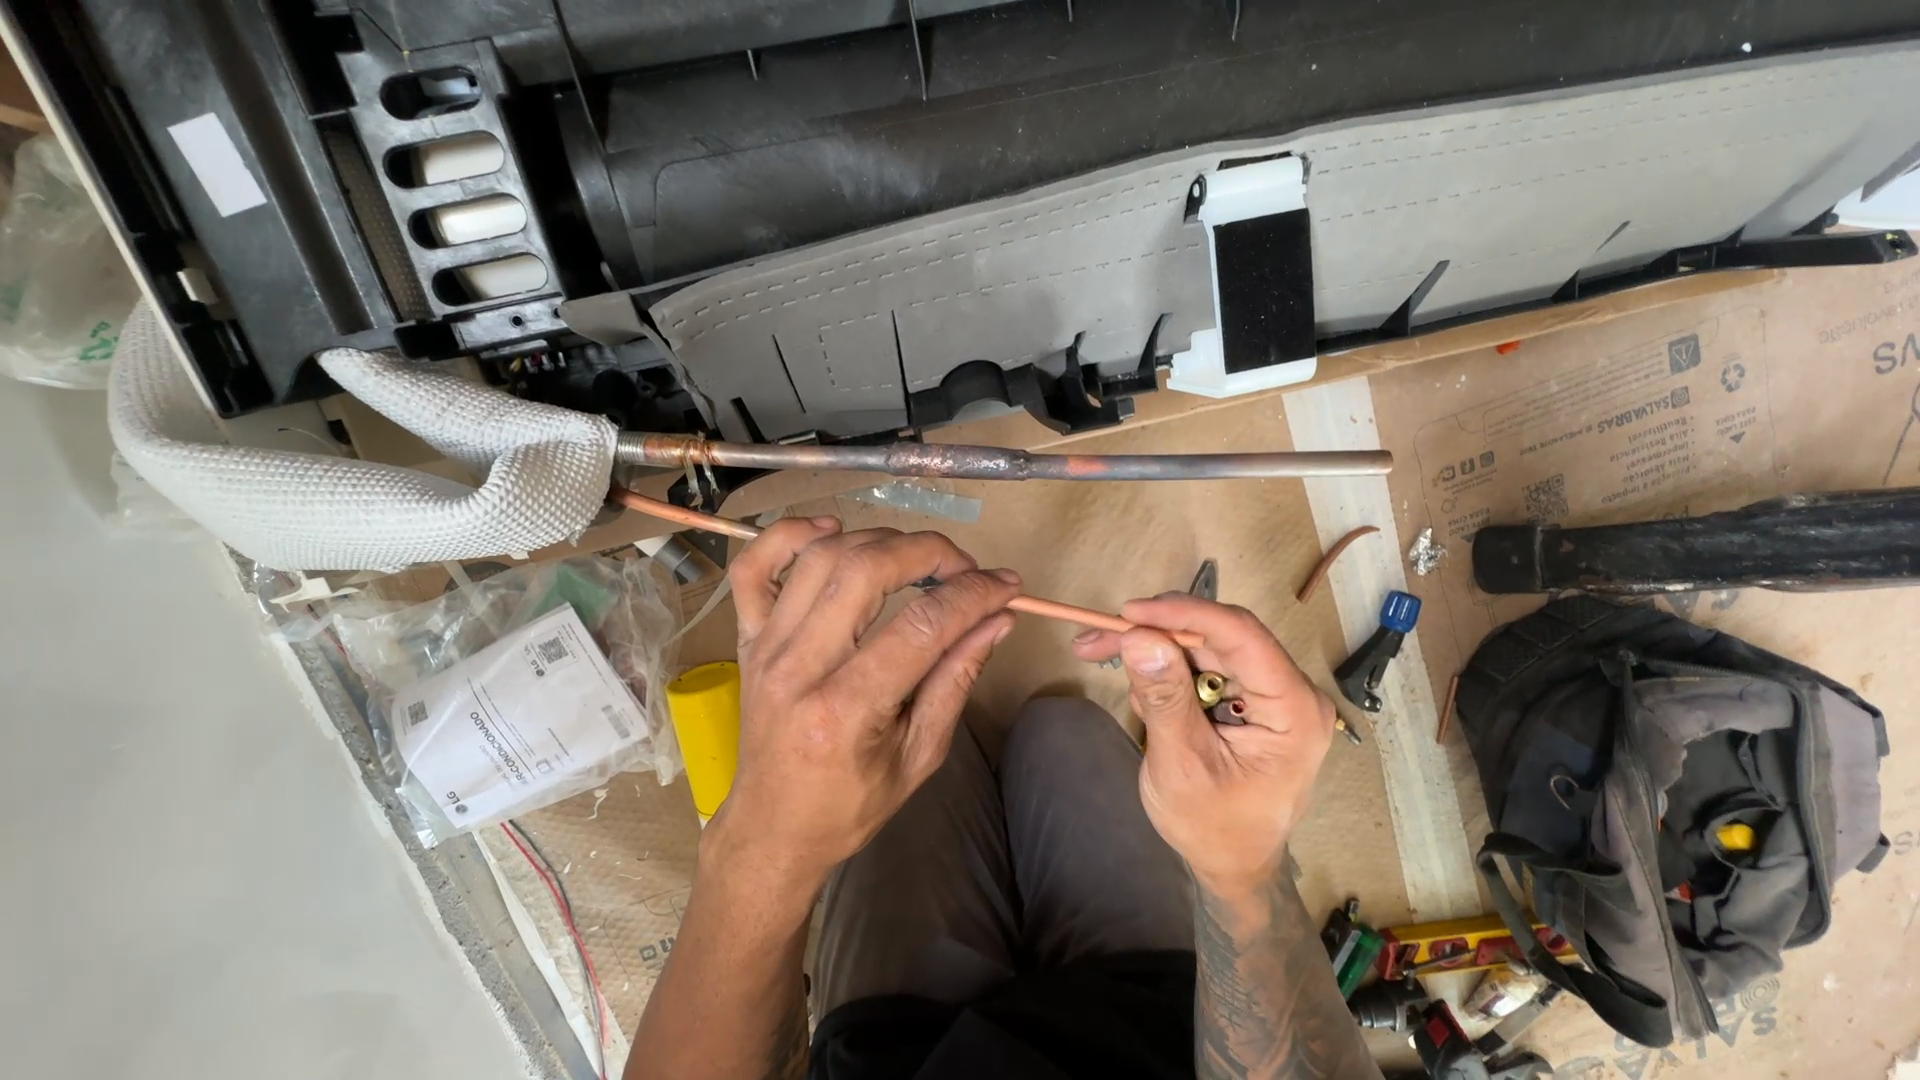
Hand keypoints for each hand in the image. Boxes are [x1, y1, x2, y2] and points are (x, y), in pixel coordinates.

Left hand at [709, 518, 1020, 885]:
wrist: (773, 828)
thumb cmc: (850, 804)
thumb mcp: (920, 755)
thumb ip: (957, 679)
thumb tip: (997, 619)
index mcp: (846, 710)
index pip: (921, 625)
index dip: (973, 595)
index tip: (1006, 586)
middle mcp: (799, 667)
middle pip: (866, 571)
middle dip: (928, 553)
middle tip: (964, 568)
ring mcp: (765, 647)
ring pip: (820, 557)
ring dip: (878, 540)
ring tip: (915, 557)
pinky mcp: (747, 638)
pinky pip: (754, 567)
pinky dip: (790, 534)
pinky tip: (831, 531)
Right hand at [1072, 595, 1335, 895]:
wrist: (1229, 864)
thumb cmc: (1215, 828)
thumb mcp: (1183, 765)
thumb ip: (1164, 699)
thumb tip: (1139, 637)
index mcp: (1293, 709)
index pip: (1242, 636)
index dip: (1185, 614)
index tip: (1129, 612)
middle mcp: (1286, 689)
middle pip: (1215, 635)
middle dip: (1154, 632)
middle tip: (1095, 639)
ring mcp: (1265, 691)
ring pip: (1200, 645)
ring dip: (1150, 652)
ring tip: (1109, 672)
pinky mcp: (1242, 695)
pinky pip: (1197, 664)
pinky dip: (1161, 672)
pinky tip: (1142, 700)